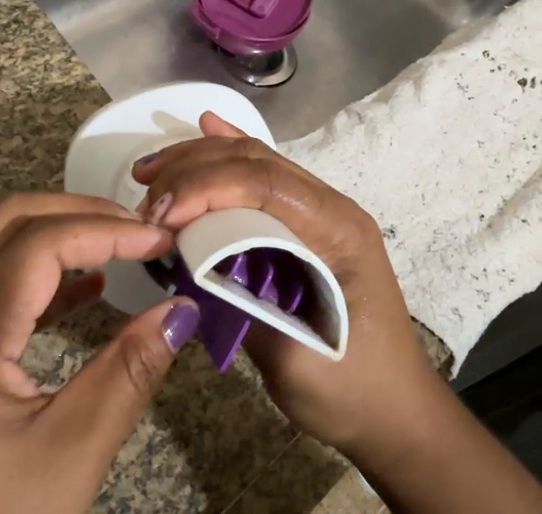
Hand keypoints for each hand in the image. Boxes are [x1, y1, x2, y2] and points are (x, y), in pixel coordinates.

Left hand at [0, 194, 202, 513]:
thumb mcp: (69, 456)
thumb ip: (127, 374)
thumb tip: (183, 310)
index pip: (38, 244)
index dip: (105, 231)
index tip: (162, 240)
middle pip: (10, 223)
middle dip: (80, 214)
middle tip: (142, 231)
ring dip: (60, 235)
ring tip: (124, 249)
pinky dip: (40, 272)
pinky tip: (88, 290)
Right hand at [130, 114, 450, 459]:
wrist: (396, 413)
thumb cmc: (352, 391)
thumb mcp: (296, 361)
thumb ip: (245, 303)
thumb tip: (189, 261)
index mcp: (336, 231)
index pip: (263, 183)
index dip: (205, 188)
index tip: (159, 216)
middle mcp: (330, 207)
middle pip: (255, 162)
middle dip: (193, 169)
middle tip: (144, 200)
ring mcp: (321, 213)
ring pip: (255, 162)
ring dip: (201, 161)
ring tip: (151, 173)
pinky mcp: (306, 226)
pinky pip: (263, 178)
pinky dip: (227, 155)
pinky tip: (206, 128)